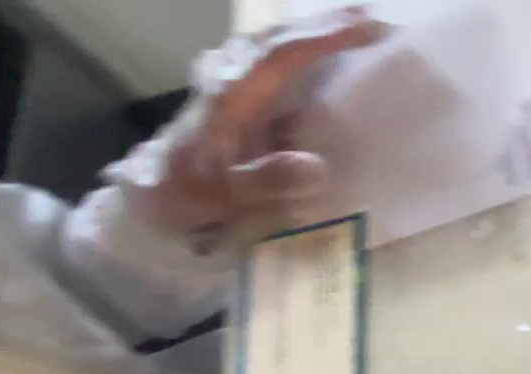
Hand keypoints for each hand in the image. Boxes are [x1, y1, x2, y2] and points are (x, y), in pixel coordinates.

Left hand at [103, 8, 388, 244]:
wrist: (156, 188)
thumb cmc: (193, 195)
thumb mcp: (226, 197)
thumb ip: (267, 180)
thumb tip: (317, 167)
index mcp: (230, 99)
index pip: (280, 57)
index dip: (323, 40)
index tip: (366, 30)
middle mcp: (228, 77)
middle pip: (278, 37)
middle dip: (325, 24)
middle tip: (374, 19)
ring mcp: (230, 79)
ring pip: (272, 41)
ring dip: (313, 29)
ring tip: (355, 24)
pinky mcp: (237, 89)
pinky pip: (271, 56)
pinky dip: (299, 44)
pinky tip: (322, 46)